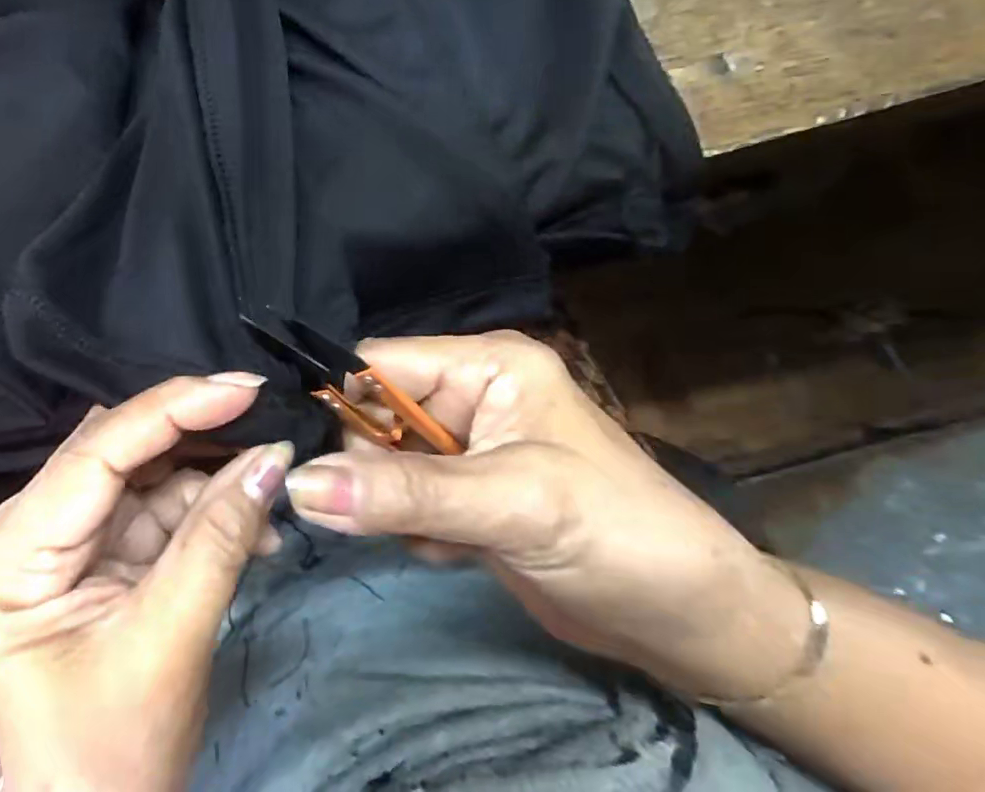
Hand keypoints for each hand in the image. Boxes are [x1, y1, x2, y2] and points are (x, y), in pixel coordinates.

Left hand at [0, 374, 292, 790]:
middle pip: (118, 452)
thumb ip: (221, 538)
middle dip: (196, 434)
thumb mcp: (171, 641)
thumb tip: (275, 454)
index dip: (172, 409)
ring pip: (147, 472)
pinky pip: (162, 505)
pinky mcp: (100, 551)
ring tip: (271, 489)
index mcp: (7, 561)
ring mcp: (63, 541)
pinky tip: (255, 525)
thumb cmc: (114, 751)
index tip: (243, 387)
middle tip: (264, 417)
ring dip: (213, 476)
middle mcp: (22, 536)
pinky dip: (211, 507)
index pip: (93, 455)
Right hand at [283, 331, 807, 701]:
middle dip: (368, 467)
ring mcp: (469, 450)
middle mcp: (472, 396)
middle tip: (385, 515)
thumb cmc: (616, 533)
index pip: (381, 364)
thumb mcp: (511, 503)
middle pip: (375, 416)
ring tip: (443, 537)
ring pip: (385, 465)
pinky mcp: (469, 497)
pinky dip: (415, 531)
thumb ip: (405, 492)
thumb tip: (298, 483)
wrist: (686, 620)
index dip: (338, 402)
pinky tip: (459, 553)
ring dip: (394, 507)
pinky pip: (407, 502)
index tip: (301, 457)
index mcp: (487, 365)